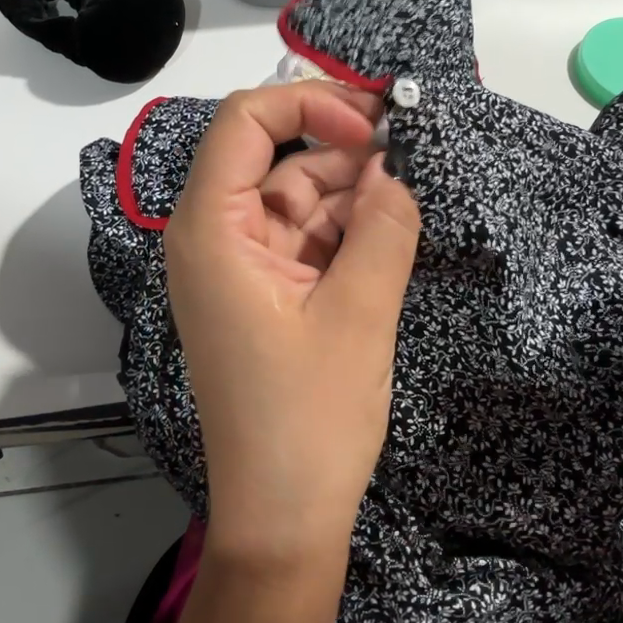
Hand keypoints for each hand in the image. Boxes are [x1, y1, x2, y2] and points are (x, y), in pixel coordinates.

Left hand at [164, 82, 420, 564]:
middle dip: (341, 148)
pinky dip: (347, 226)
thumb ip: (383, 227)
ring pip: (296, 194)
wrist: (283, 518)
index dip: (308, 104)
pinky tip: (390, 228)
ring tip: (408, 197)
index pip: (244, 121)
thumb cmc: (308, 419)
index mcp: (211, 229)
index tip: (373, 130)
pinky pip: (306, 236)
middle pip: (273, 154)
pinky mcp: (265, 291)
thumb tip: (398, 169)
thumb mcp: (358, 313)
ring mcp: (240, 264)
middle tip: (411, 150)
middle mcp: (214, 236)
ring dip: (351, 190)